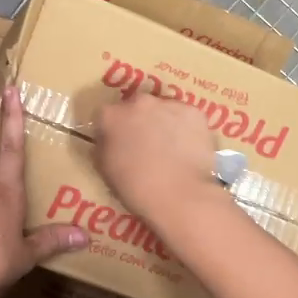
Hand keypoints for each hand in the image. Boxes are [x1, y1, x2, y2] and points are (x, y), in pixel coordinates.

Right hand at [94, 92, 222, 222]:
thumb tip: (108, 140)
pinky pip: (186, 117)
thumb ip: (103, 147)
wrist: (179, 194)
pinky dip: (185, 128)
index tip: (118, 144)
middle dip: (139, 121)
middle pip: (136, 107)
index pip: (106, 116)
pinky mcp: (194, 113)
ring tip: (170, 148)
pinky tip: (187, 148)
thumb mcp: (105, 170)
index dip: (112, 130)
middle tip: (146, 145)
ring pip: (163, 109)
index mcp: (111, 116)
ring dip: (163, 122)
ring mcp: (169, 105)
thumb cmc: (136, 187)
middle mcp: (139, 102)